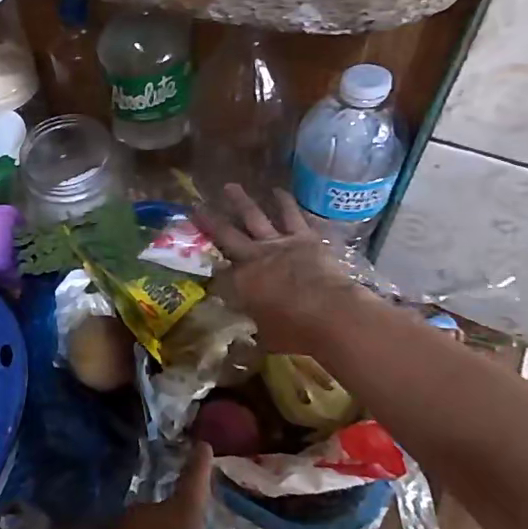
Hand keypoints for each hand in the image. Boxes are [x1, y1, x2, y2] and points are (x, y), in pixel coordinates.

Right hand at [194, 184, 373, 354]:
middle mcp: (253, 257)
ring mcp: (278, 243)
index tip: (199, 264)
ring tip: (230, 186)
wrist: (331, 313)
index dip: (208, 267)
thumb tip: (243, 341)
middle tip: (196, 206)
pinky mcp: (303, 237)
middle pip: (226, 236)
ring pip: (254, 217)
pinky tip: (278, 190)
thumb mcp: (266, 338)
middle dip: (210, 221)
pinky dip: (284, 201)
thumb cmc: (296, 331)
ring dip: (241, 201)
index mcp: (240, 283)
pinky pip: (290, 215)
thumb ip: (253, 332)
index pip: (219, 274)